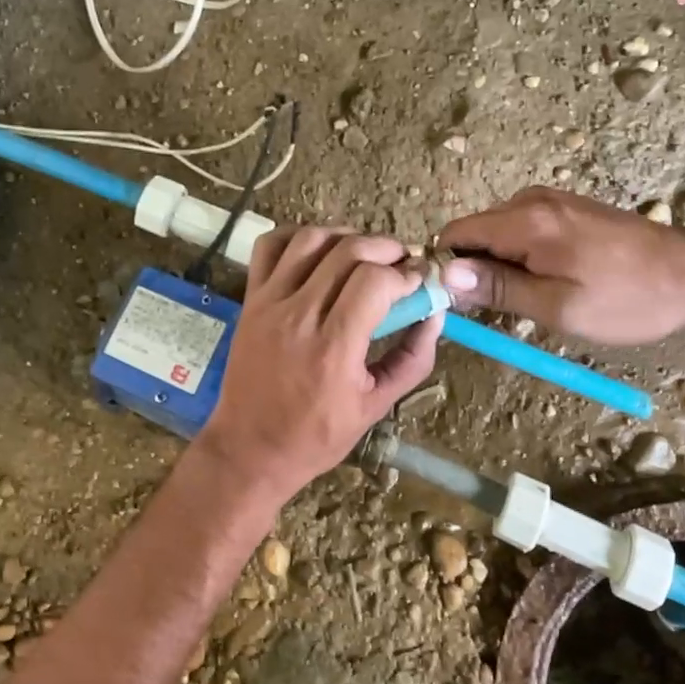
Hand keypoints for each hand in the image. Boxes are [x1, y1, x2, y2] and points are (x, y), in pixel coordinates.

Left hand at [196, 228, 442, 505]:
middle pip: (347, 252)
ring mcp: (268, 303)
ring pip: (309, 240)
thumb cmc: (317, 435)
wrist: (250, 448)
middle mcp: (298, 317)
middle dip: (385, 248)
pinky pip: (269, 245)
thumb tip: (435, 312)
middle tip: (402, 261)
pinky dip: (297, 235)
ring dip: (346, 236)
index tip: (420, 278)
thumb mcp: (376, 406)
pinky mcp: (250, 298)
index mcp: (333, 350)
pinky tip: (320, 250)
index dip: (405, 272)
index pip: (374, 282)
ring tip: (366, 252)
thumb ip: (412, 358)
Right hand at [437, 186, 684, 345]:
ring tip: (535, 298)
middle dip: (477, 268)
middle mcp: (532, 200)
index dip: (447, 268)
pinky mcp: (569, 208)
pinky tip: (551, 280)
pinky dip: (523, 254)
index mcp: (526, 221)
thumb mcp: (558, 307)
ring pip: (499, 232)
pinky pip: (523, 229)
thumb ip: (498, 289)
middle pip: (476, 232)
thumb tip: (445, 276)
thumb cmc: (626, 300)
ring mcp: (552, 200)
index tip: (460, 304)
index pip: (456, 233)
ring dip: (502, 264)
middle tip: (505, 310)